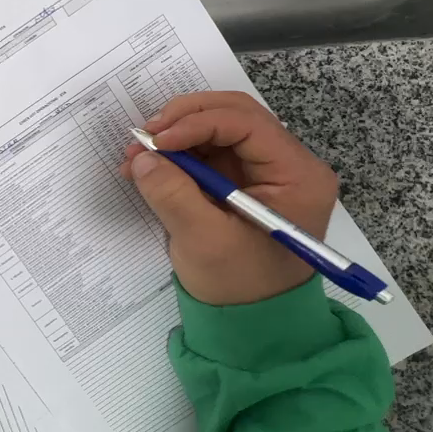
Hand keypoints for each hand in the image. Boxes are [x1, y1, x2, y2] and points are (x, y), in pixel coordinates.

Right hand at [118, 91, 338, 306]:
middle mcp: (284, 163)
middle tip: (144, 136)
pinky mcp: (234, 179)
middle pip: (233, 113)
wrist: (251, 318)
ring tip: (136, 153)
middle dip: (184, 118)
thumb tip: (142, 158)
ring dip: (173, 132)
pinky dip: (172, 150)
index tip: (156, 142)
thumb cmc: (239, 283)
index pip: (246, 123)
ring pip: (215, 125)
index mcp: (296, 175)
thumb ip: (174, 195)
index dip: (197, 123)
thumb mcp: (205, 241)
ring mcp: (259, 169)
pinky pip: (202, 148)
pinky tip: (144, 165)